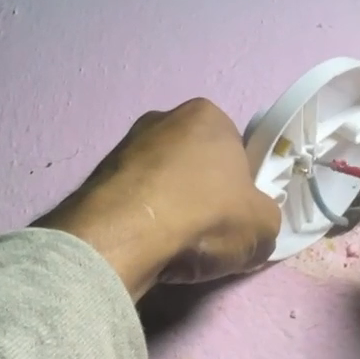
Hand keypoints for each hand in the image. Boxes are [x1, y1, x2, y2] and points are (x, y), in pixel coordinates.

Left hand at [38, 99, 280, 298]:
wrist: (126, 235)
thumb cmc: (205, 217)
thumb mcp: (263, 225)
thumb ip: (264, 217)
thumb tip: (252, 224)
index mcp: (207, 115)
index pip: (232, 150)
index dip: (237, 187)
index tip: (233, 216)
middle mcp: (162, 119)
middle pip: (192, 162)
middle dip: (198, 193)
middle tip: (204, 232)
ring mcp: (123, 145)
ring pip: (158, 181)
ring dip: (166, 207)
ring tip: (171, 243)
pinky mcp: (95, 176)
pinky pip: (130, 200)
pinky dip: (139, 220)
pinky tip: (144, 244)